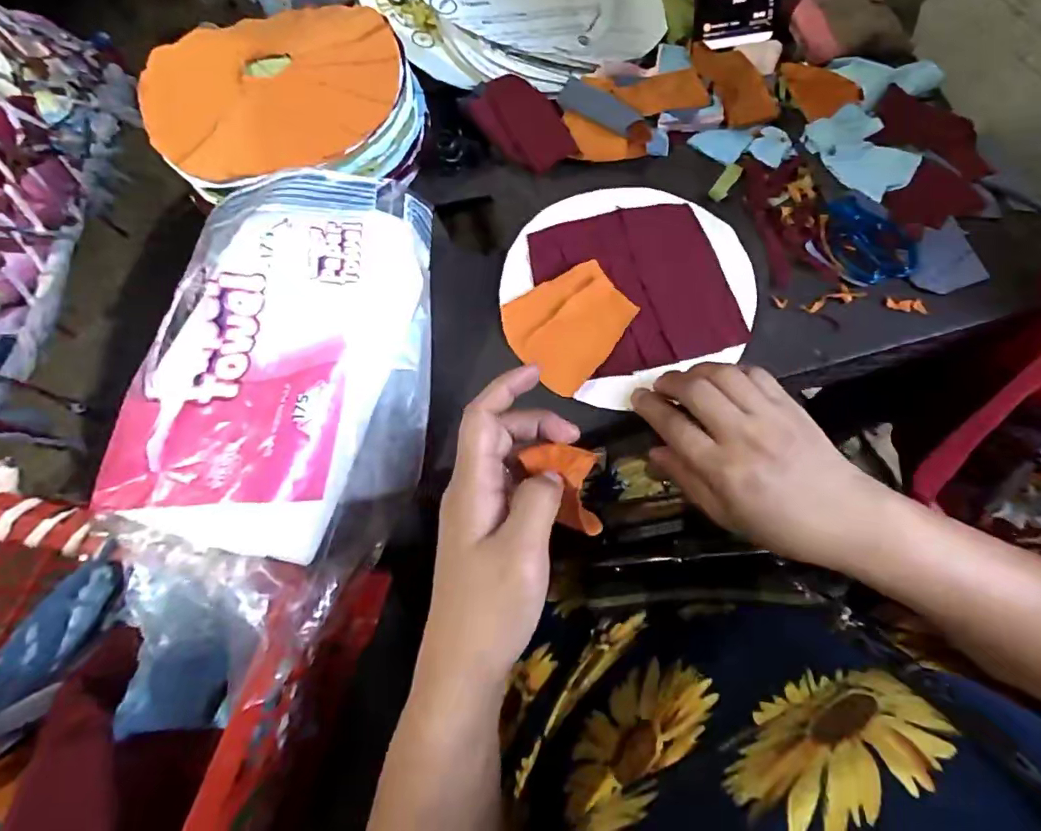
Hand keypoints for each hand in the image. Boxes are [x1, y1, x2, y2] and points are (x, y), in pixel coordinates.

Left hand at [423, 365, 575, 686]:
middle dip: (538, 426)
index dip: (506, 388)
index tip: (540, 372)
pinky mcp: (487, 534)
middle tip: (578, 442)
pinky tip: (566, 504)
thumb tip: (551, 471)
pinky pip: (515, 492)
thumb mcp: (524, 548)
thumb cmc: (491, 608)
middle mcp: (470, 492)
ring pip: (510, 464)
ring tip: (578, 474)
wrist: (462, 669)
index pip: (481, 418)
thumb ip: (540, 497)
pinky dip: (541, 487)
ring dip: (544, 458)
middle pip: (499, 436)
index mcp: (471, 487)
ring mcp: (478, 513)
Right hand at [630, 364, 895, 569]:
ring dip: (697, 370)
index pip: (674, 427)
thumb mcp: (726, 515)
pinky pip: (753, 372)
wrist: (843, 513)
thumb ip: (687, 481)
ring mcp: (768, 414)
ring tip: (687, 379)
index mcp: (723, 470)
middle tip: (658, 386)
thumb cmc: (780, 526)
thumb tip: (653, 452)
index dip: (650, 407)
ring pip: (722, 374)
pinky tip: (723, 380)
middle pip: (695, 391)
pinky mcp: (789, 403)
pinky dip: (731, 370)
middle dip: (668, 382)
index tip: (636, 397)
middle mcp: (742, 435)